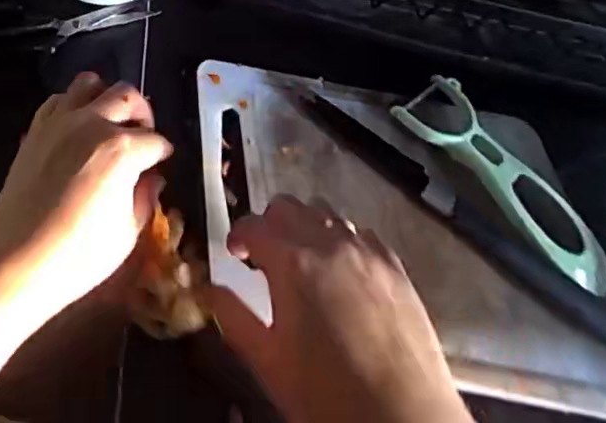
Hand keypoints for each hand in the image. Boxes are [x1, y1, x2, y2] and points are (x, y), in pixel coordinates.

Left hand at [0, 72, 172, 325]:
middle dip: (142, 113)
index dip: (162, 154)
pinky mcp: (37, 126)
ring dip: (106, 96)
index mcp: (121, 149)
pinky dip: (74, 104)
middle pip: (127, 96)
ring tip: (110, 120)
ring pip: (90, 83)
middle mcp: (93, 123)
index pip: (155, 140)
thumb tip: (152, 179)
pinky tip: (78, 127)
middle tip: (142, 134)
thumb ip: (144, 199)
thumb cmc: (78, 254)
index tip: (160, 163)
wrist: (18, 254)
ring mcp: (61, 120)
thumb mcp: (126, 233)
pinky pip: (59, 98)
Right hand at [206, 196, 471, 422]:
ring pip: (324, 213)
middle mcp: (327, 244)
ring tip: (303, 260)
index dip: (237, 235)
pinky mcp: (396, 269)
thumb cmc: (330, 398)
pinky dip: (343, 240)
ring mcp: (366, 253)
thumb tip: (210, 289)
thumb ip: (232, 316)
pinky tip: (342, 270)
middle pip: (287, 206)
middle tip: (265, 254)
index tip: (235, 253)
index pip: (252, 224)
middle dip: (269, 224)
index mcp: (291, 262)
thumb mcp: (268, 362)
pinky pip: (361, 234)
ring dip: (306, 227)